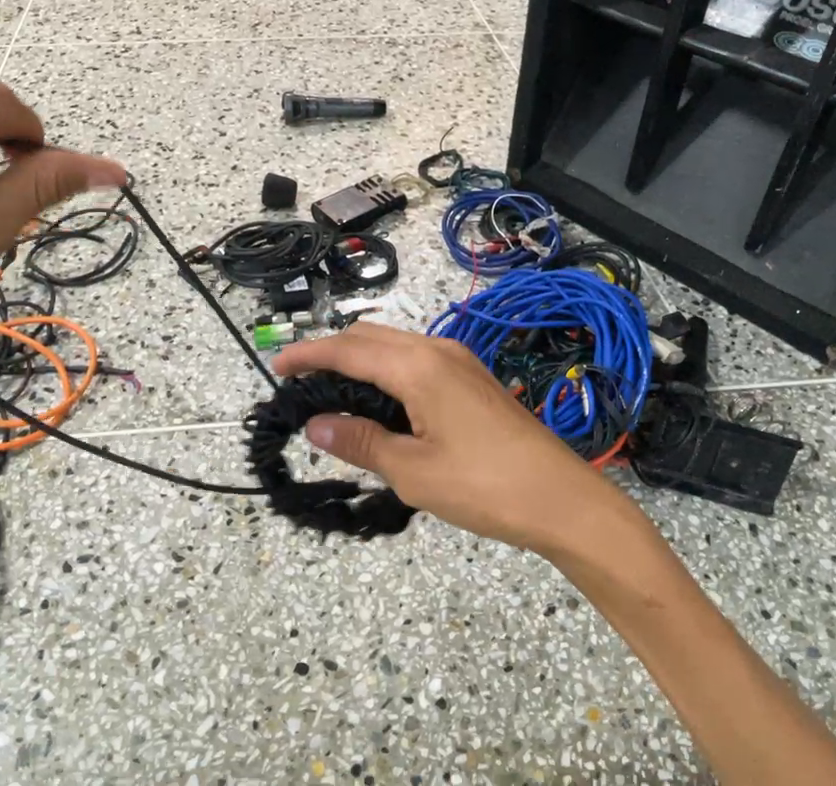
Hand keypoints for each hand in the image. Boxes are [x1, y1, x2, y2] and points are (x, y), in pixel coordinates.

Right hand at [271, 323, 636, 554]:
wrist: (560, 498)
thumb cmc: (483, 485)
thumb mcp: (411, 470)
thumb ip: (360, 441)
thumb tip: (315, 424)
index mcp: (418, 367)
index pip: (348, 350)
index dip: (308, 354)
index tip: (275, 366)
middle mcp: (438, 351)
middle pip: (371, 338)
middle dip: (331, 352)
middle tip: (298, 383)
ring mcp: (461, 363)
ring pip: (395, 347)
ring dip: (360, 362)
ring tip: (331, 395)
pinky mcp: (474, 381)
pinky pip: (417, 362)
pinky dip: (387, 372)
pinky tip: (379, 404)